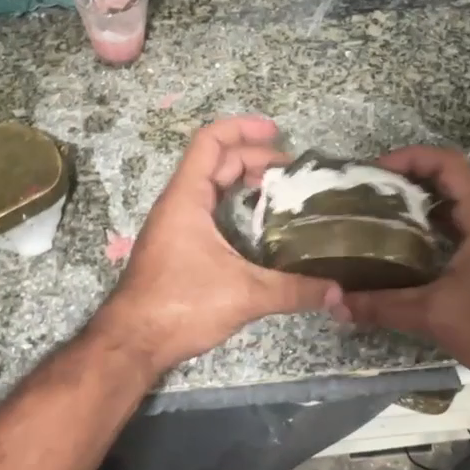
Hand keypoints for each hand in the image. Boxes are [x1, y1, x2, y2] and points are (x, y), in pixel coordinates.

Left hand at [90, 115, 340, 373]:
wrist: (132, 341)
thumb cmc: (180, 304)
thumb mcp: (244, 294)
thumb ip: (293, 290)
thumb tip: (338, 291)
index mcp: (186, 197)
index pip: (210, 141)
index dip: (242, 128)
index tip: (276, 132)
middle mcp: (178, 203)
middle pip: (216, 162)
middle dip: (254, 158)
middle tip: (293, 172)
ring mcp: (175, 225)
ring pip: (212, 187)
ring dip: (244, 182)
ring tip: (282, 193)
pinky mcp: (178, 247)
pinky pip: (209, 210)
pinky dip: (235, 207)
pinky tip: (260, 229)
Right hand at [341, 146, 469, 391]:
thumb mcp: (435, 315)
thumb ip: (382, 305)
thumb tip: (334, 304)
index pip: (447, 163)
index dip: (409, 158)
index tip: (372, 172)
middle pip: (448, 178)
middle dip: (406, 179)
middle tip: (367, 193)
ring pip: (454, 203)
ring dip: (418, 203)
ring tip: (377, 214)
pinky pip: (459, 226)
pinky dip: (430, 227)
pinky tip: (402, 247)